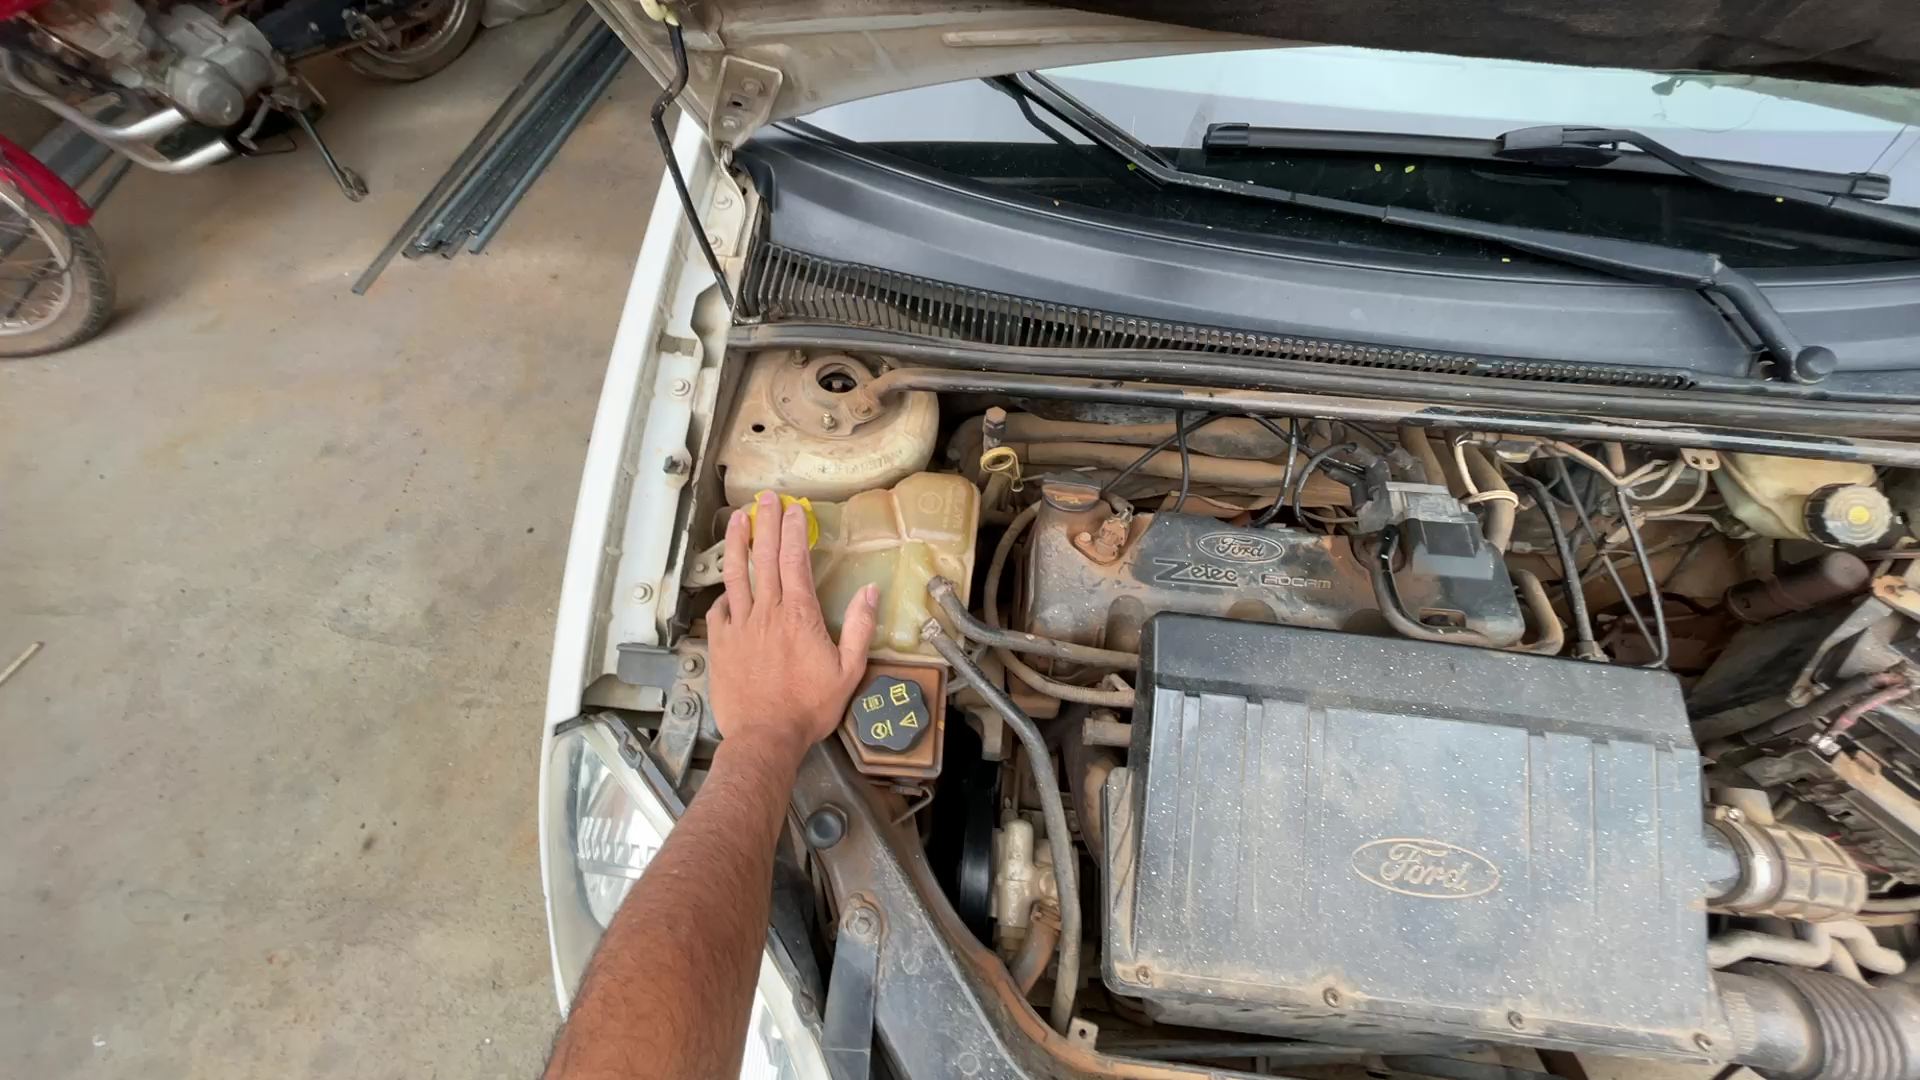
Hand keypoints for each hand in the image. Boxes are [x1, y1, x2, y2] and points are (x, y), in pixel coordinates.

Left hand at [707, 491, 878, 770]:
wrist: (764, 738)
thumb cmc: (809, 707)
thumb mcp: (848, 671)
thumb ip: (859, 627)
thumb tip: (871, 591)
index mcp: (798, 616)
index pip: (794, 561)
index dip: (794, 531)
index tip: (795, 509)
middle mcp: (766, 613)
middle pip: (764, 558)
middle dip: (767, 524)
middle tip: (766, 499)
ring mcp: (739, 626)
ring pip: (735, 575)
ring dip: (738, 543)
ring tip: (738, 519)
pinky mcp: (720, 643)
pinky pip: (720, 609)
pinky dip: (724, 593)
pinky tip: (727, 585)